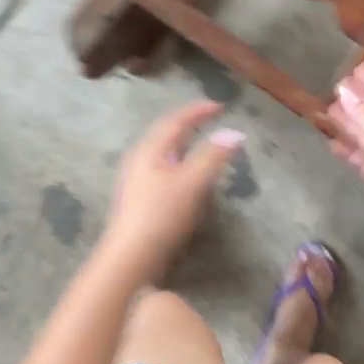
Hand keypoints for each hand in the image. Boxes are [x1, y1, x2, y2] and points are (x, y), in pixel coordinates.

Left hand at [96, 100, 243, 283]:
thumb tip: (234, 132)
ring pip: (162, 151)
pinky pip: (161, 167)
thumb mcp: (192, 183)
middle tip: (209, 118)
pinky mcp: (137, 198)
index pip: (175, 120)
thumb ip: (213, 156)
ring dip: (182, 142)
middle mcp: (139, 159)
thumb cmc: (161, 216)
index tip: (219, 106)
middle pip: (165, 133)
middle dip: (187, 123)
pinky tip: (185, 176)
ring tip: (200, 143)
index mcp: (150, 150)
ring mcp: (135, 179)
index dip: (198, 111)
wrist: (129, 257)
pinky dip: (178, 161)